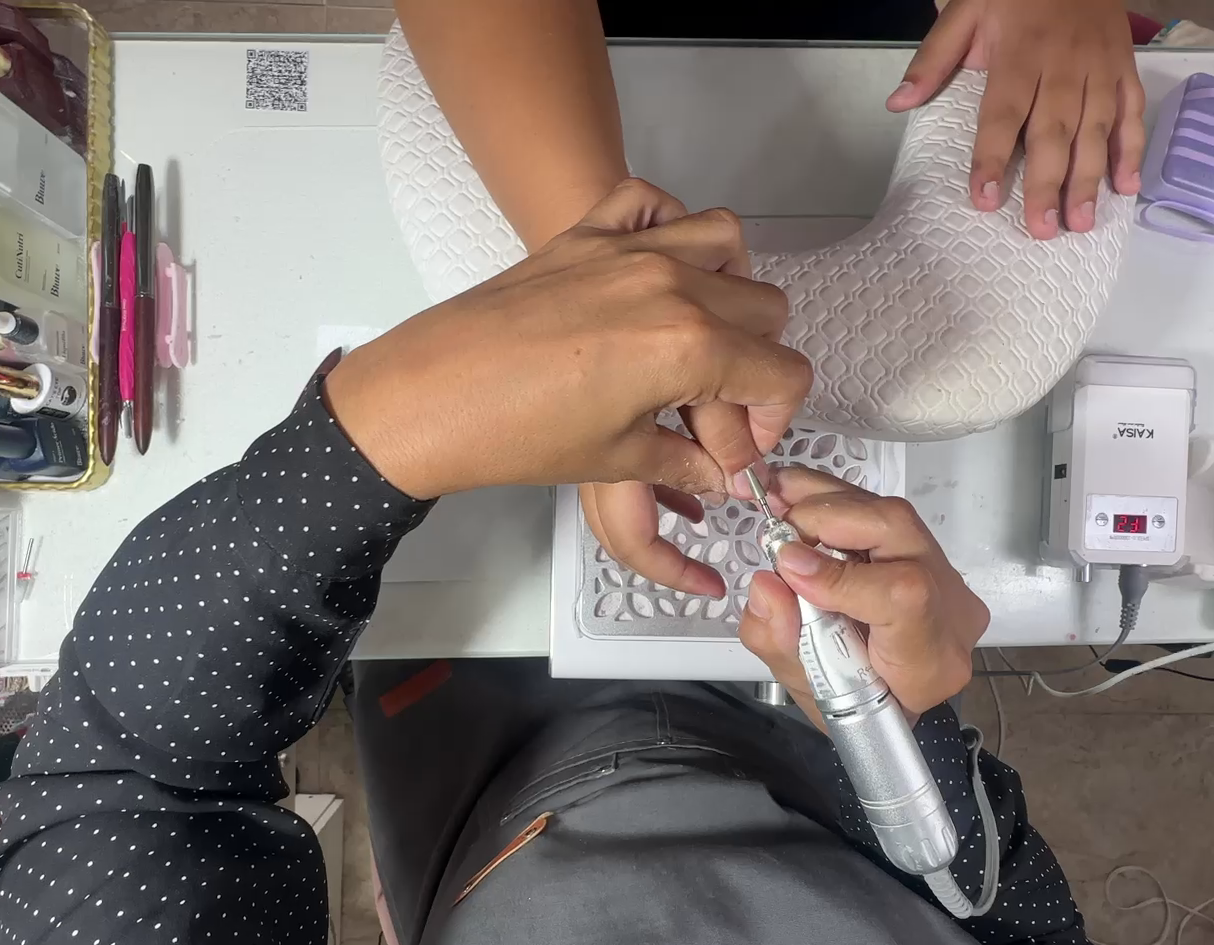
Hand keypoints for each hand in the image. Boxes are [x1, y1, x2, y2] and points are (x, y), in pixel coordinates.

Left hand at [324, 179, 810, 500]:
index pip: (781, 375)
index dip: (774, 421)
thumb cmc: (517, 434)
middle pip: (767, 310)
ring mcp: (628, 247)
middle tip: (713, 408)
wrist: (432, 397)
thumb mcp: (615, 459)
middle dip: (755, 365)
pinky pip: (652, 201)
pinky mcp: (587, 233)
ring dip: (730, 289)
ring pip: (727, 240)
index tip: (741, 447)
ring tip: (696, 336)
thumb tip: (719, 472)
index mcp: (687, 346)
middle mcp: (671, 283)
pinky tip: (655, 272)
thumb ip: (685, 460)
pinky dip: (669, 228)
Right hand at [738, 468, 988, 729]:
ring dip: (824, 501)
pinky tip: (798, 500)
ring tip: (779, 506)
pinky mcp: (924, 550)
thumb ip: (778, 636)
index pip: (902, 596)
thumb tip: (768, 583)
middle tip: (777, 534)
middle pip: (899, 531)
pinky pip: (881, 511)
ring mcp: (942, 574)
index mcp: (926, 662)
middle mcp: (948, 609)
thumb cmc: (849, 701)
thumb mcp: (800, 683)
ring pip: (890, 512)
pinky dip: (833, 501)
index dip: (839, 574)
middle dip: (826, 519)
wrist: (884, 699)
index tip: (785, 567)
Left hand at [886, 0, 1144, 239]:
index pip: (1003, 116)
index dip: (993, 159)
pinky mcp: (1124, 64)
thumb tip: (898, 101)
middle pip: (1055, 131)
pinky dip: (1132, 148)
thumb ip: (933, 58)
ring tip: (1081, 222)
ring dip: (1090, 178)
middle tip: (1042, 230)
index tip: (986, 200)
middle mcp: (1065, 64)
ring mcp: (1100, 65)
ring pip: (1097, 127)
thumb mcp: (964, 11)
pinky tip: (1126, 186)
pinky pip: (1131, 109)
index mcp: (1022, 54)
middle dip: (1049, 183)